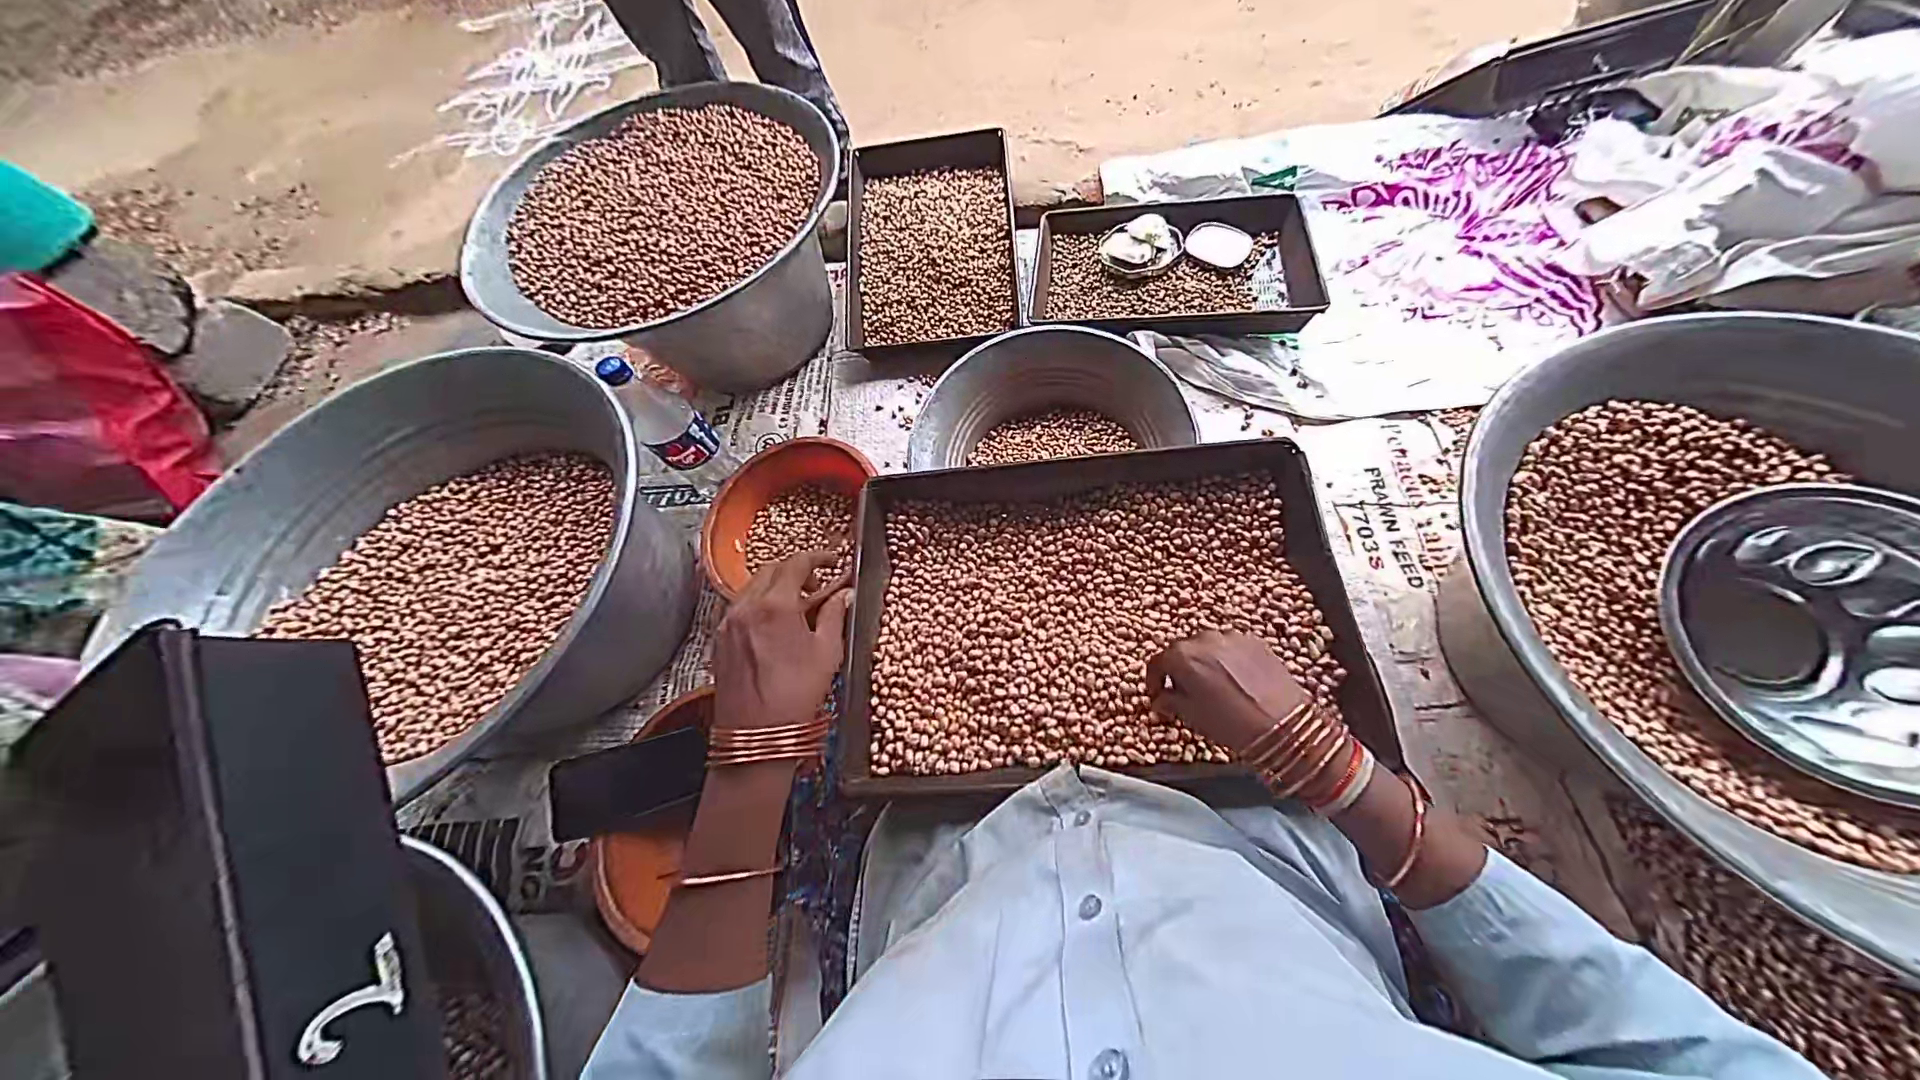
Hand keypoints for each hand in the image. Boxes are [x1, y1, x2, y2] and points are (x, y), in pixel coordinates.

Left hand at [713, 548, 852, 732]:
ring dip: (776, 588)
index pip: (796, 563)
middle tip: (818, 587)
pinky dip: (759, 606)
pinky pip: (739, 608)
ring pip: (752, 588)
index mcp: (775, 606)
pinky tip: (775, 627)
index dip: (817, 558)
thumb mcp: (827, 652)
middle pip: (771, 570)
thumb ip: (835, 615)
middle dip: (796, 572)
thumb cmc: (794, 697)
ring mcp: (728, 624)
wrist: (756, 736)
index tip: (831, 561)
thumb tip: (844, 596)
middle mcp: (745, 608)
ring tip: (797, 609)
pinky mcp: (719, 640)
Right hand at [1145, 630, 1314, 754]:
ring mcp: (1230, 637)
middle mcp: (1203, 639)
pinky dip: (1226, 660)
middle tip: (1183, 693)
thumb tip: (1161, 699)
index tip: (1157, 694)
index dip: (1154, 681)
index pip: (1157, 663)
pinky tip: (1233, 681)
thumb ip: (1170, 701)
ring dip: (1203, 663)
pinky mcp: (1253, 641)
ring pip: (1206, 647)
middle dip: (1179, 671)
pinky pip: (1230, 647)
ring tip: (1211, 687)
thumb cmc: (1233, 724)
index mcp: (1181, 656)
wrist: (1284, 726)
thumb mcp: (1191, 716)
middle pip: (1181, 652)